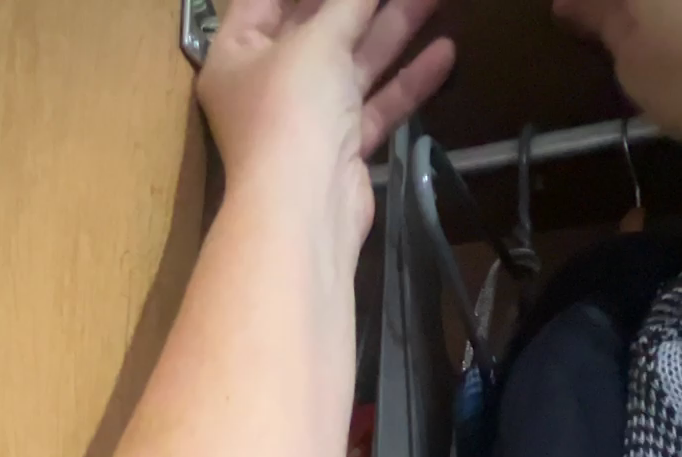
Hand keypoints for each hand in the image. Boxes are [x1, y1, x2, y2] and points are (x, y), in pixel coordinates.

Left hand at [197, 0, 454, 237]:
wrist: (302, 210)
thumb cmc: (290, 111)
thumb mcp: (316, 39)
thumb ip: (349, 1)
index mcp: (236, 55)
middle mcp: (266, 87)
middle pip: (313, 27)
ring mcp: (304, 120)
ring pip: (352, 64)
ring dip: (394, 27)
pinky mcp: (338, 150)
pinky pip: (373, 107)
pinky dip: (405, 83)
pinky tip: (445, 53)